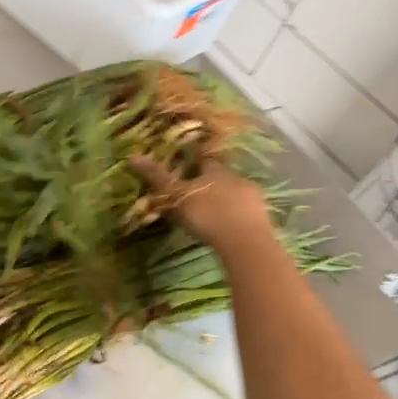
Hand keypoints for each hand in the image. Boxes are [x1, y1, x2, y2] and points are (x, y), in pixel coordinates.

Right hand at [130, 156, 270, 248]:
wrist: (245, 242)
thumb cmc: (208, 215)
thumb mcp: (177, 196)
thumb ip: (158, 177)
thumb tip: (133, 156)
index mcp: (216, 171)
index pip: (206, 161)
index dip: (196, 164)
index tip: (187, 170)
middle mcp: (238, 179)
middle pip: (223, 177)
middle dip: (212, 184)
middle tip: (198, 196)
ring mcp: (255, 198)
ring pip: (237, 194)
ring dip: (227, 200)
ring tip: (213, 215)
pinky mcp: (264, 218)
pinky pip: (247, 212)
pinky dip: (238, 216)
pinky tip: (230, 228)